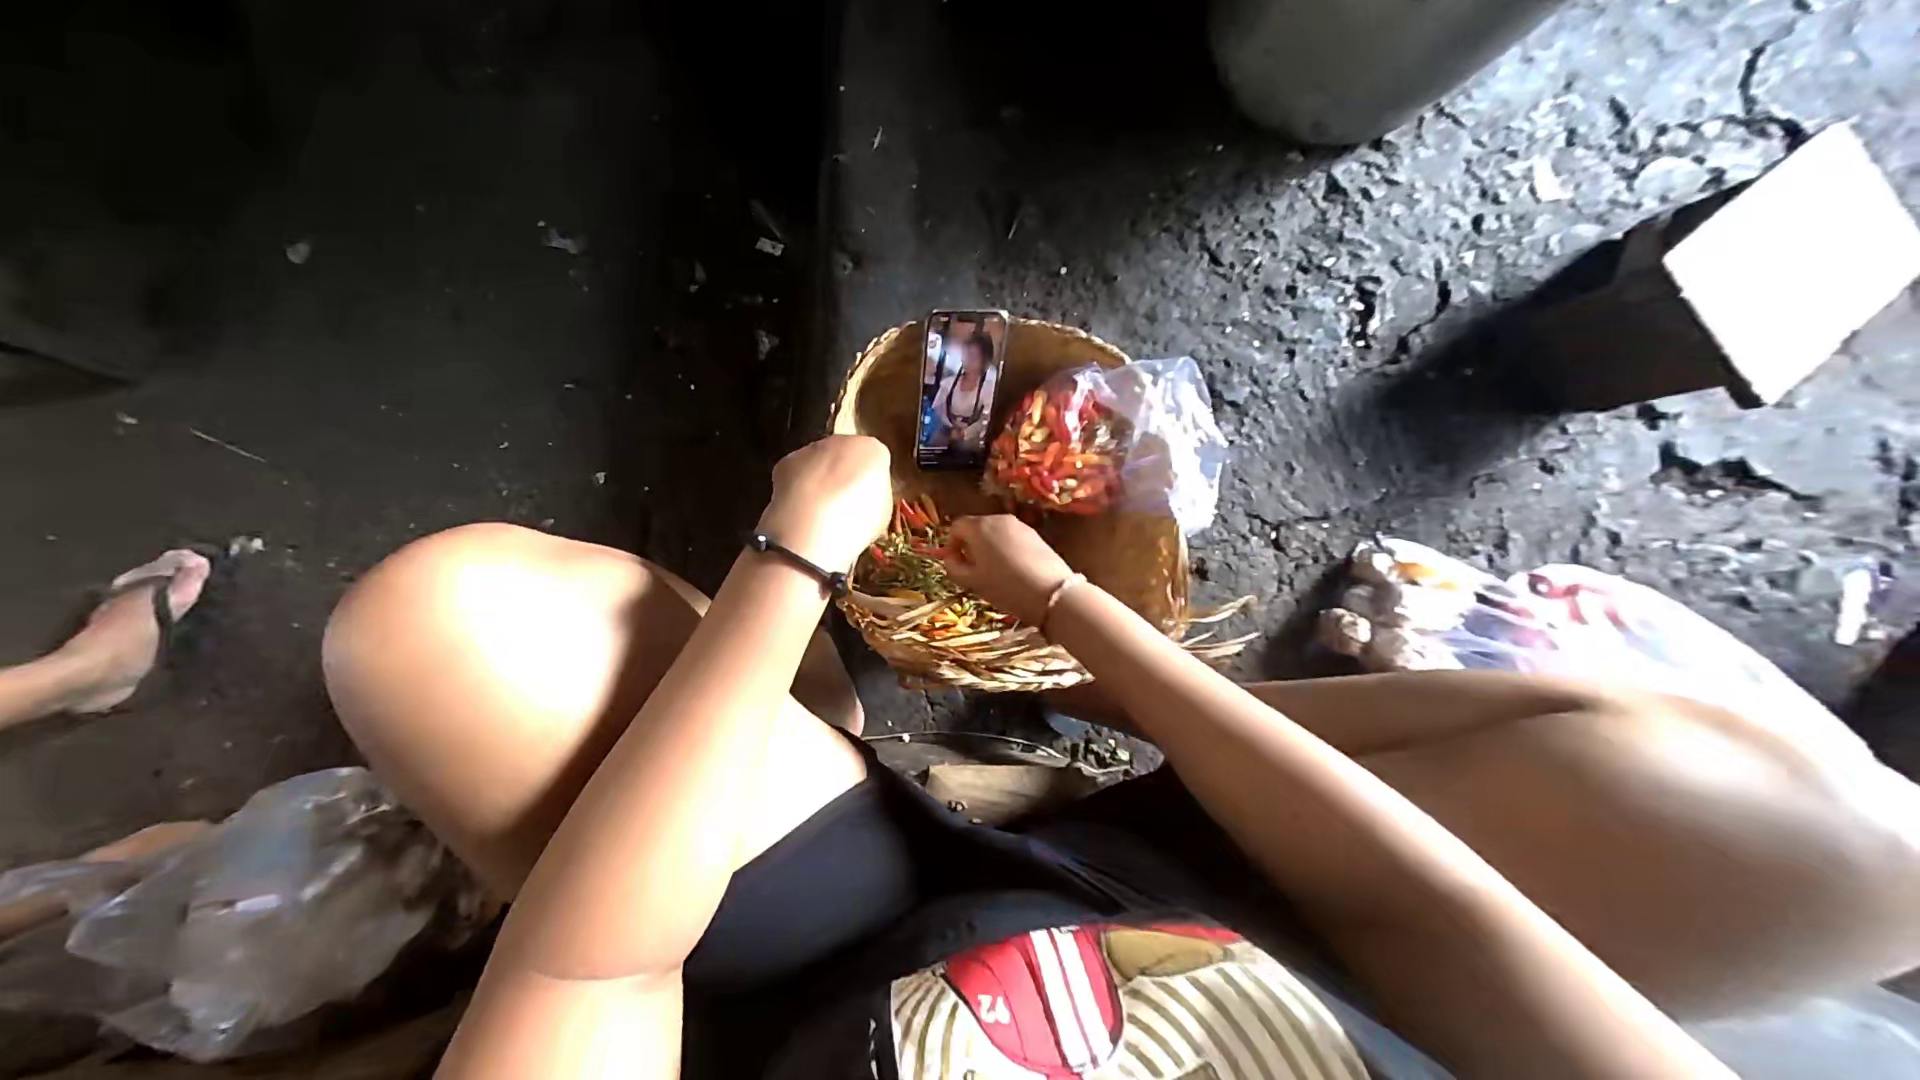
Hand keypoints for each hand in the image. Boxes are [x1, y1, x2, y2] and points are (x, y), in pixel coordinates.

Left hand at [757, 435, 892, 572]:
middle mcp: (842, 440)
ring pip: (820, 461)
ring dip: (820, 479)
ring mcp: (811, 448)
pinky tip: (799, 508)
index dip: (872, 480)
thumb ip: (874, 493)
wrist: (812, 526)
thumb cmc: (858, 521)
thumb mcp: (882, 511)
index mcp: (874, 450)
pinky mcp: (786, 462)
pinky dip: (798, 487)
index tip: (868, 498)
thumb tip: (864, 494)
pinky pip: (797, 472)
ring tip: (818, 510)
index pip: (877, 459)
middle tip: (844, 503)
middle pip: (847, 454)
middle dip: (845, 474)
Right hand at [942, 515, 1076, 625]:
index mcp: (979, 527)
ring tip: (994, 571)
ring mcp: (1020, 525)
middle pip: (977, 527)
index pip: (956, 526)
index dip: (951, 544)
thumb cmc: (1005, 587)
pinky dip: (1006, 548)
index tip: (955, 562)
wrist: (1051, 592)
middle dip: (971, 544)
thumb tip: (950, 558)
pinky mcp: (1036, 534)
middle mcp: (999, 519)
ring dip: (989, 546)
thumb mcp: (972, 582)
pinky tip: (1013, 569)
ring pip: (996, 532)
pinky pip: (1012, 537)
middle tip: (973, 568)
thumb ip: (954, 567)